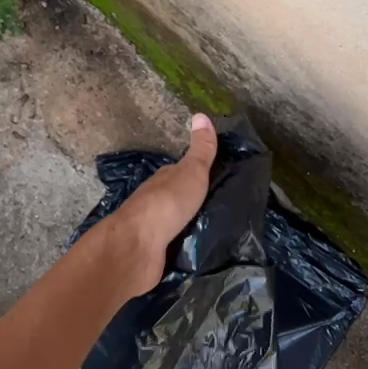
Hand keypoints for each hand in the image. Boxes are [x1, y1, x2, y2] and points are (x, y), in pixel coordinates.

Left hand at [100, 113, 216, 298]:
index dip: (201, 174)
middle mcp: (159, 202)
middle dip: (200, 204)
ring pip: (181, 225)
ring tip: (223, 234)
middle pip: (183, 200)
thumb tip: (202, 114)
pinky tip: (204, 254)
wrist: (138, 247)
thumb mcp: (191, 171)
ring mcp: (156, 229)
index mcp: (166, 180)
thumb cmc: (166, 203)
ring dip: (195, 228)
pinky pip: (179, 248)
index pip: (185, 172)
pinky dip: (189, 249)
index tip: (224, 181)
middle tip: (229, 210)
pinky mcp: (157, 254)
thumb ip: (201, 149)